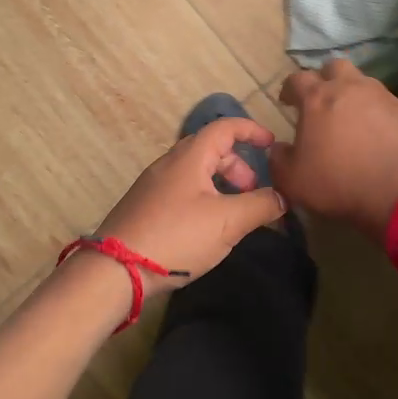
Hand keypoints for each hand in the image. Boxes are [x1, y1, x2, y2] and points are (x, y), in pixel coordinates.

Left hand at [92, 117, 287, 297]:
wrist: (114, 271)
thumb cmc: (176, 237)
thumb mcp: (228, 222)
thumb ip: (261, 206)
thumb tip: (283, 198)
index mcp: (190, 157)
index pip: (225, 127)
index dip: (251, 130)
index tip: (271, 144)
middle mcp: (169, 163)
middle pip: (210, 149)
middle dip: (238, 165)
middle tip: (253, 190)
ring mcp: (152, 185)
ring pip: (195, 171)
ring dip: (221, 183)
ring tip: (233, 212)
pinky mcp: (143, 207)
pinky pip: (181, 189)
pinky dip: (203, 196)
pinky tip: (206, 227)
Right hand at [272, 59, 397, 239]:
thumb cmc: (339, 181)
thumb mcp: (294, 180)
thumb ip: (279, 160)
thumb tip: (278, 149)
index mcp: (318, 98)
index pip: (297, 78)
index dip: (289, 88)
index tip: (287, 101)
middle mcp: (351, 87)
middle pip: (334, 67)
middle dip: (325, 79)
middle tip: (321, 101)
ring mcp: (383, 96)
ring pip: (363, 83)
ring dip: (353, 94)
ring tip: (350, 119)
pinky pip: (386, 105)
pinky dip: (378, 114)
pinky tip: (378, 135)